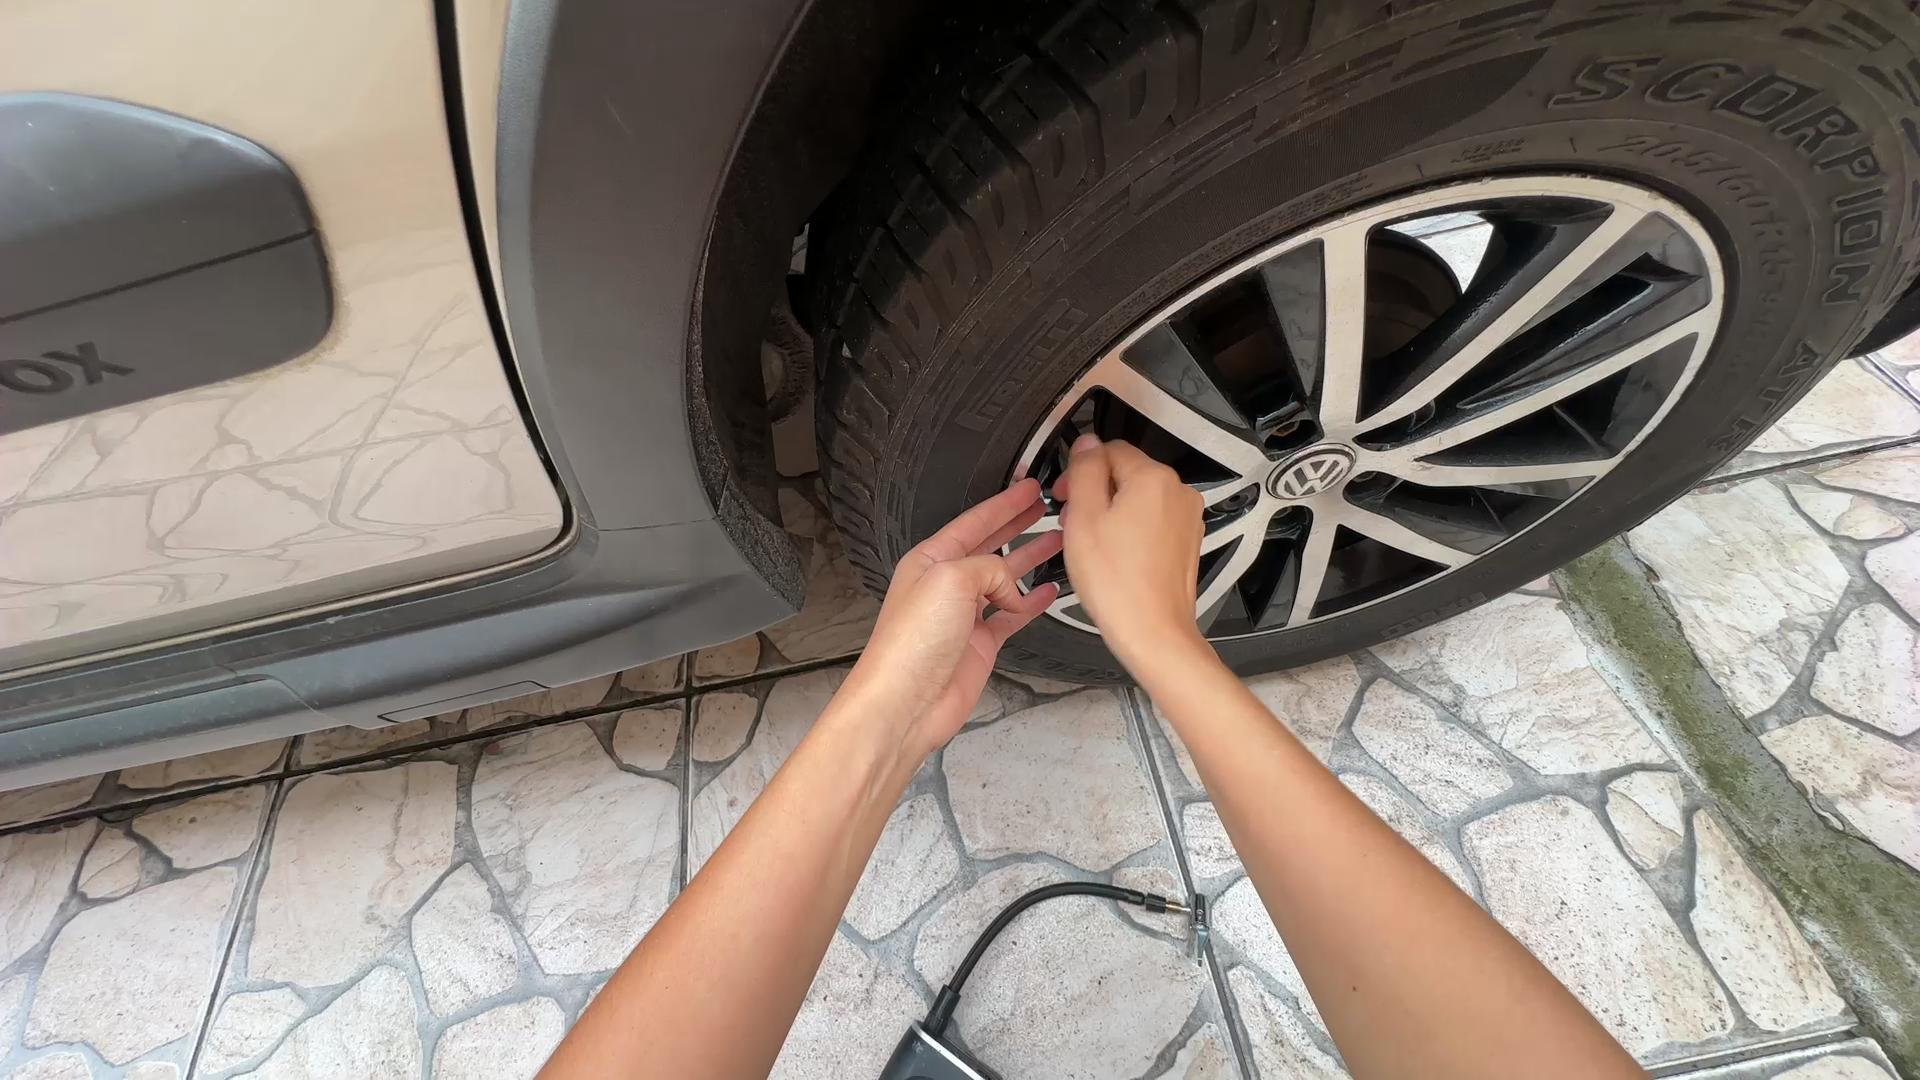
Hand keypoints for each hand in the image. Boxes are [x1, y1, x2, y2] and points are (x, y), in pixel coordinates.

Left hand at [839, 478, 1062, 767]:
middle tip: (1045, 506)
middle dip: (1018, 523)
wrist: (906, 703)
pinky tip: (1049, 591)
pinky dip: (1033, 602)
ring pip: (1005, 579)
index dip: (1004, 504)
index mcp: (931, 560)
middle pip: (991, 545)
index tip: (1028, 487)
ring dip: (1031, 559)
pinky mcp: (980, 644)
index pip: (975, 522)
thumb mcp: (950, 580)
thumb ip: (988, 568)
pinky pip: (1012, 615)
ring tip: (1058, 542)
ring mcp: (964, 615)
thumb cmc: (911, 643)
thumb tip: (1013, 586)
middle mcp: (947, 585)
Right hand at [1055, 435, 1206, 666]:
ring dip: (1111, 512)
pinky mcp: (1186, 542)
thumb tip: (1086, 443)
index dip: (1079, 470)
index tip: (1063, 495)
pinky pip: (1151, 522)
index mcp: (1153, 478)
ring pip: (1138, 499)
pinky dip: (1130, 531)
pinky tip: (1112, 556)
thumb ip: (1084, 471)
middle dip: (1095, 492)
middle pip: (1125, 474)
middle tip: (1072, 523)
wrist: (1153, 632)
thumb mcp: (1084, 517)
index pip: (1109, 450)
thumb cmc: (1117, 583)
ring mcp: (1186, 518)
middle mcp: (1177, 492)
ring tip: (1091, 544)